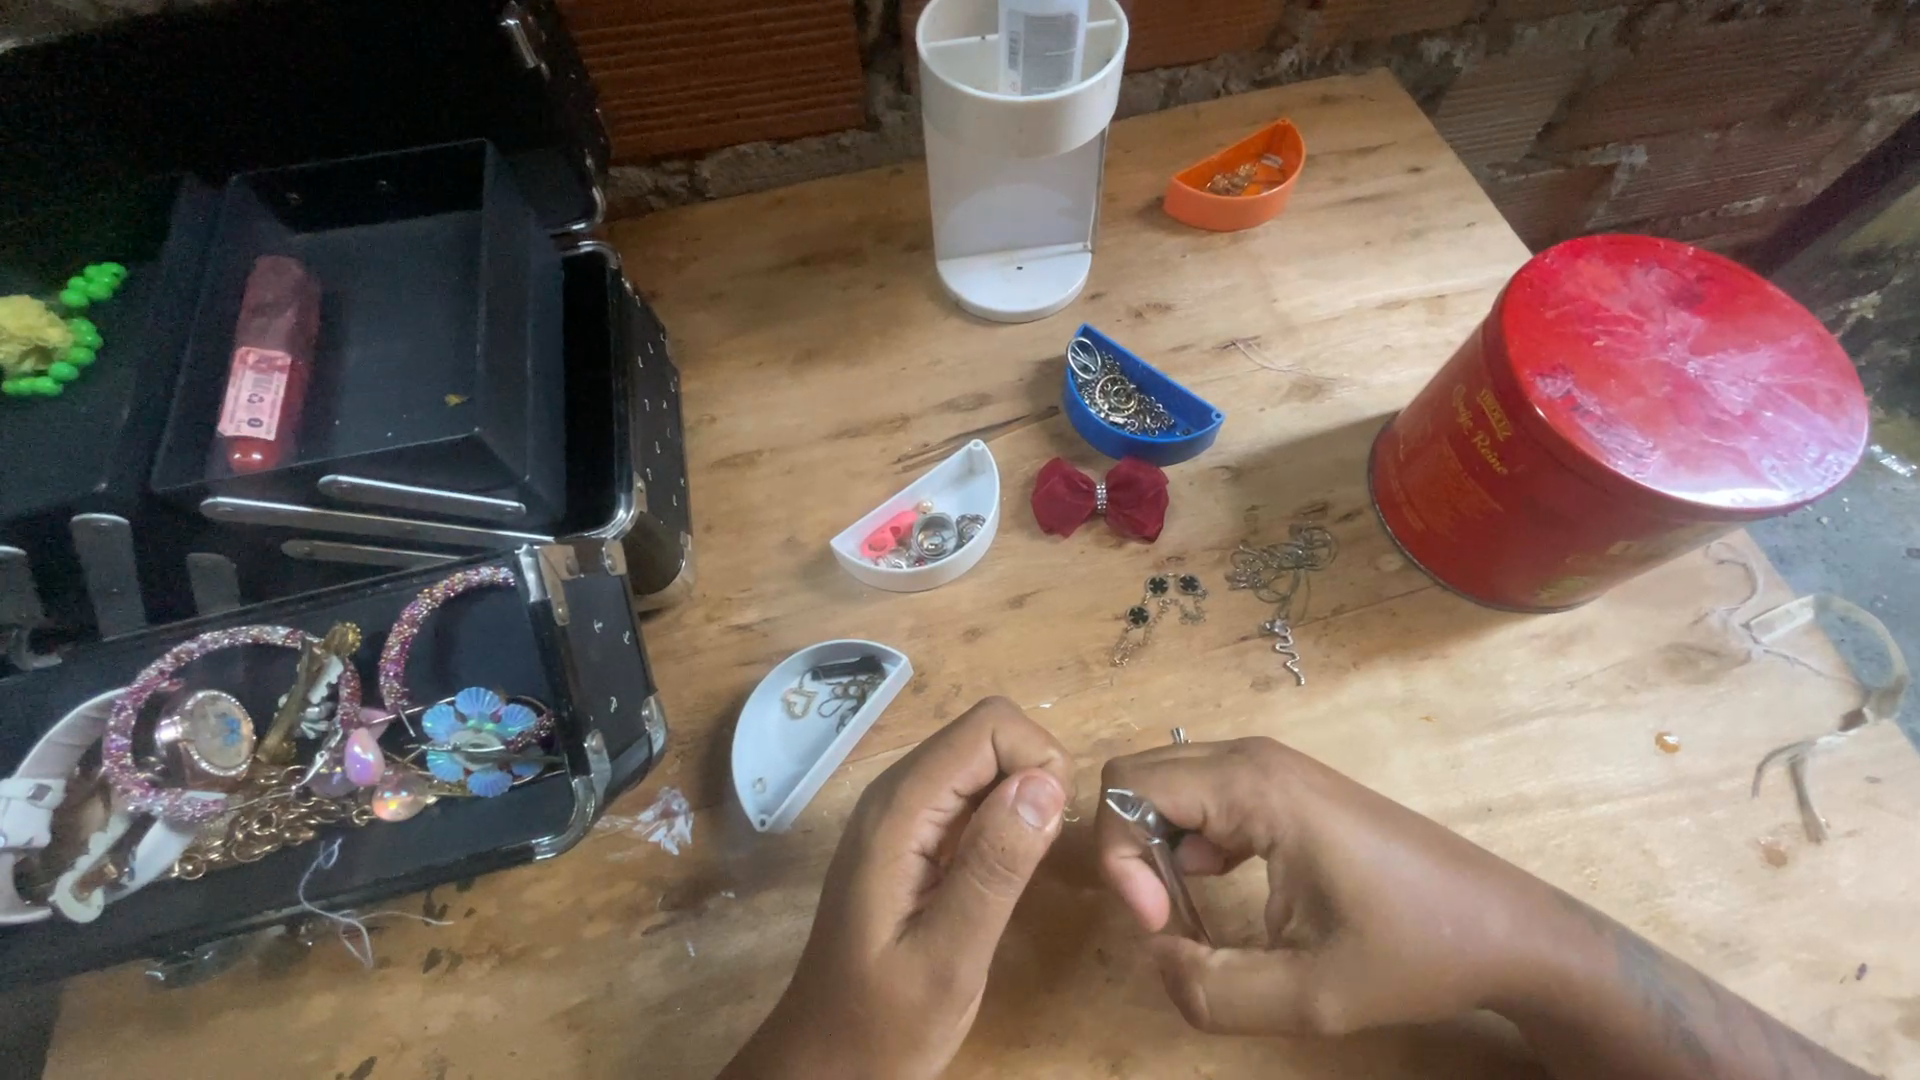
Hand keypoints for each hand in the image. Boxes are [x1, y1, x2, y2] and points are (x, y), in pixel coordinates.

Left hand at [720, 697, 1074, 1079]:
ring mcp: (903, 808)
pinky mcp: (913, 830)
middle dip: (1034, 774)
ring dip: (1023, 794)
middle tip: (1041, 853)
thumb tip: (1045, 783)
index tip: (1054, 827)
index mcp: (900, 808)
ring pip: (983, 758)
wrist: (825, 1057)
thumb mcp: (948, 959)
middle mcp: (898, 790)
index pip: (988, 725)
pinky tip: (1004, 868)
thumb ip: (994, 869)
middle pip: (986, 733)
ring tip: (1024, 868)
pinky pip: (971, 791)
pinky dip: (1004, 813)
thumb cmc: (882, 1022)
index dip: (1037, 759)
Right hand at [1098, 737, 1560, 1037]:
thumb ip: (1210, 989)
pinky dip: (1182, 838)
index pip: (1128, 789)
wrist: (1507, 926)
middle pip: (1137, 778)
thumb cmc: (1415, 953)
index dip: (1120, 858)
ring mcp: (1264, 764)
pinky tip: (1215, 883)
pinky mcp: (1275, 783)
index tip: (1158, 925)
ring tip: (1188, 910)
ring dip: (1154, 845)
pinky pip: (1196, 793)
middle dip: (1129, 849)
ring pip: (1162, 783)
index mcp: (1252, 786)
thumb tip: (1153, 953)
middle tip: (1165, 917)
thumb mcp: (1312, 998)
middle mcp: (1248, 757)